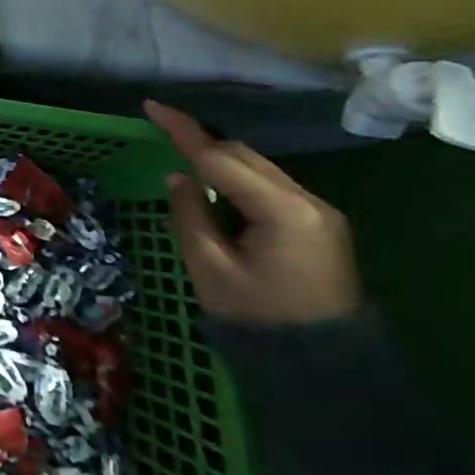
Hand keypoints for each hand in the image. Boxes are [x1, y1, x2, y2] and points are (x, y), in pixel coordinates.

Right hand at [145, 100, 361, 323]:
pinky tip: (218, 187)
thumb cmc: (258, 319)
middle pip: (246, 156)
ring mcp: (320, 213)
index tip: (152, 106)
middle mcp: (309, 202)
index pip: (222, 159)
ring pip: (260, 168)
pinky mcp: (320, 226)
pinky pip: (271, 187)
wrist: (323, 368)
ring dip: (221, 160)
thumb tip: (179, 176)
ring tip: (185, 158)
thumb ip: (190, 214)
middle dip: (203, 143)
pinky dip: (239, 179)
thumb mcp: (209, 268)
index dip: (183, 130)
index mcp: (283, 211)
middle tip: (163, 131)